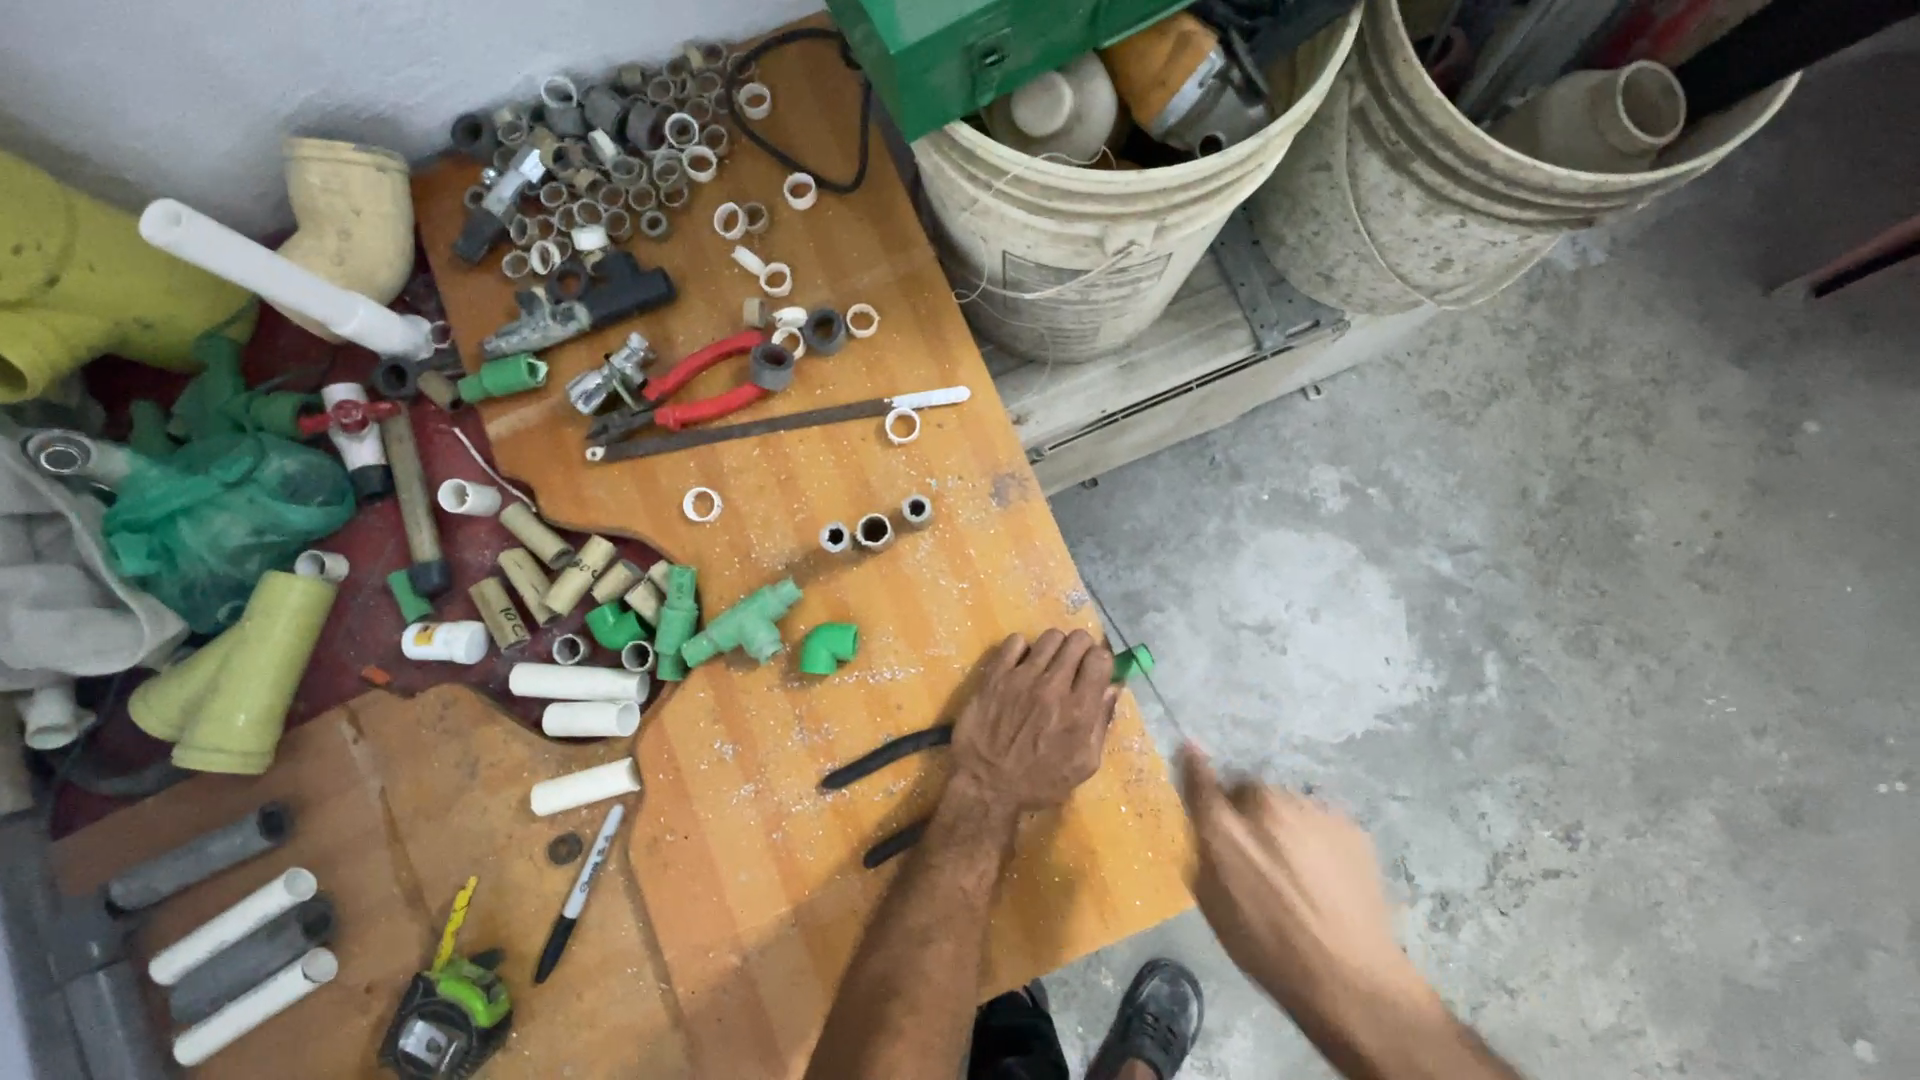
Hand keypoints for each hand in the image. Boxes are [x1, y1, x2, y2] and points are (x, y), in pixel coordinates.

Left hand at [947, 630, 1117, 813]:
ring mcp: (1021, 678)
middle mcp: (1053, 687)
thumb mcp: (1085, 764)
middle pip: (1077, 641)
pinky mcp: (995, 676)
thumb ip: (1102, 722)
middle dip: (1081, 649)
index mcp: (1079, 710)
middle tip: (1073, 666)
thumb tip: (1113, 687)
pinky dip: (1022, 650)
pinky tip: (1021, 666)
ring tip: (1047, 665)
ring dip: (1054, 648)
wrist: (987, 785)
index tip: (1094, 671)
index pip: (1101, 658)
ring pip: (1049, 637)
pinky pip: (1015, 641)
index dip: (1100, 661)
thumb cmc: (1040, 782)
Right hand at [1179, 747, 1428, 1014]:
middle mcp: (1266, 807)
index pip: (1202, 782)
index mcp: (1225, 830)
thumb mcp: (1214, 902)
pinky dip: (1315, 836)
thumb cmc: (1266, 947)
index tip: (1190, 749)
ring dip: (1283, 822)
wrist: (1348, 977)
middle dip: (1248, 811)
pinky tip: (1324, 874)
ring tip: (1296, 868)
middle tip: (1257, 850)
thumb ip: (1203, 850)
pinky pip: (1320, 820)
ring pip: (1287, 804)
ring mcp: (1313, 811)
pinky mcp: (1350, 825)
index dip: (1195, 766)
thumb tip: (1200, 816)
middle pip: (1249, 792)